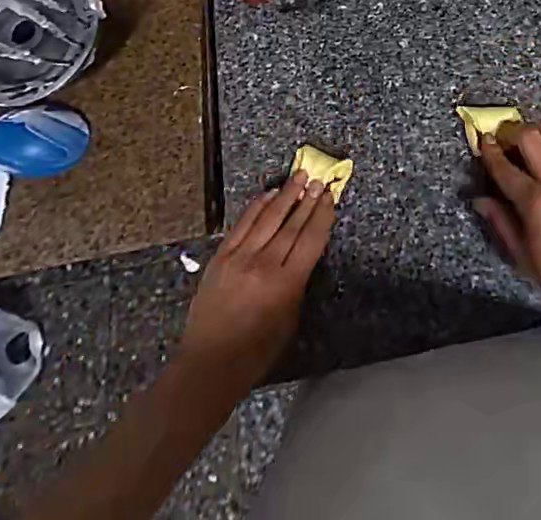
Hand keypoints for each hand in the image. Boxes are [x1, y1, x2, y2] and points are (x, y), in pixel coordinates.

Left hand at [179, 172, 334, 387]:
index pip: (311, 239)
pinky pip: (243, 224)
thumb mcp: (289, 319)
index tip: (330, 196)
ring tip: (299, 177)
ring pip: (268, 218)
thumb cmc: (255, 351)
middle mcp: (264, 265)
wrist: (209, 362)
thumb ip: (296, 283)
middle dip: (308, 199)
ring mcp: (239, 258)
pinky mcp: (221, 257)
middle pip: (292, 224)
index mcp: (286, 284)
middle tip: (318, 180)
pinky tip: (269, 194)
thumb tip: (301, 254)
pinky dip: (257, 206)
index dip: (322, 215)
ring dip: (286, 195)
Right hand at [473, 126, 540, 325]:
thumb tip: (480, 201)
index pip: (505, 167)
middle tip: (504, 141)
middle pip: (530, 137)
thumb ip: (502, 224)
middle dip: (512, 133)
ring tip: (528, 144)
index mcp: (535, 202)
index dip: (489, 152)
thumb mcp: (525, 258)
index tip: (482, 141)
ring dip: (537, 134)